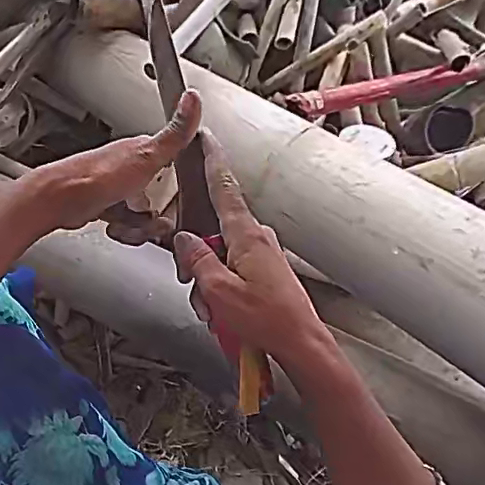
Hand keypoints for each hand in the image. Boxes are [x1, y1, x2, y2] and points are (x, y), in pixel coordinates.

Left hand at [29, 89, 199, 236]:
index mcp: (143, 150)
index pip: (176, 167)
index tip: (176, 201)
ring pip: (145, 214)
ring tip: (129, 224)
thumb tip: (193, 100)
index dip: (181, 188)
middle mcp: (131, 166)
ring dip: (140, 226)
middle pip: (162, 198)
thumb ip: (175, 134)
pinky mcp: (107, 206)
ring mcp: (118, 187)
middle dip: (159, 215)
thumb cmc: (97, 177)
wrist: (59, 200)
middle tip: (148, 218)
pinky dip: (125, 230)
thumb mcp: (147, 156)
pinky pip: (128, 223)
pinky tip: (117, 227)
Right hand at [171, 131, 333, 368]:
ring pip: (220, 259)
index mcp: (246, 236)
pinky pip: (233, 272)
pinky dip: (223, 291)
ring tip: (217, 312)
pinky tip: (225, 314)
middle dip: (197, 263)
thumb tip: (184, 240)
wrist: (300, 344)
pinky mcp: (266, 272)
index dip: (213, 163)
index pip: (225, 189)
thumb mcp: (218, 290)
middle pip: (213, 235)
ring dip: (210, 284)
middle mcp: (257, 240)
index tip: (206, 139)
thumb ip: (196, 259)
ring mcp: (263, 256)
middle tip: (198, 290)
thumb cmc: (267, 320)